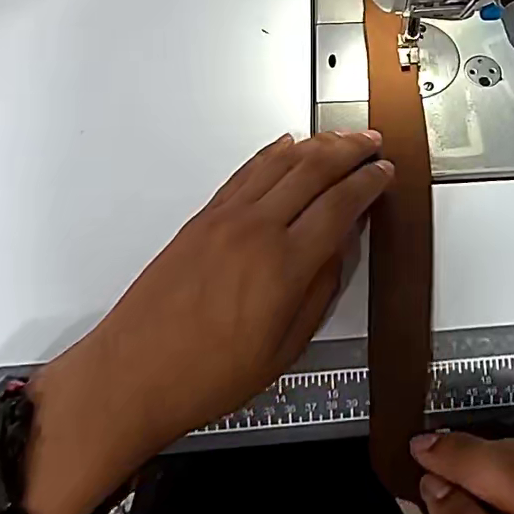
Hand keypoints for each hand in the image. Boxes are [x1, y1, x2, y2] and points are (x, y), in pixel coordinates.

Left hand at [21, 131, 392, 513]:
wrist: (130, 376)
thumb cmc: (202, 375)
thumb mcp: (284, 348)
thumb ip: (320, 290)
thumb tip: (340, 251)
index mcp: (283, 266)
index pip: (341, 204)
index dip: (369, 182)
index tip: (383, 172)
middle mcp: (255, 231)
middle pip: (315, 169)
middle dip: (350, 149)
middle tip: (370, 141)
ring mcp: (226, 218)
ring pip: (281, 161)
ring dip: (316, 143)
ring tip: (338, 137)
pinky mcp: (202, 217)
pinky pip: (246, 171)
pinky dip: (272, 153)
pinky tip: (286, 146)